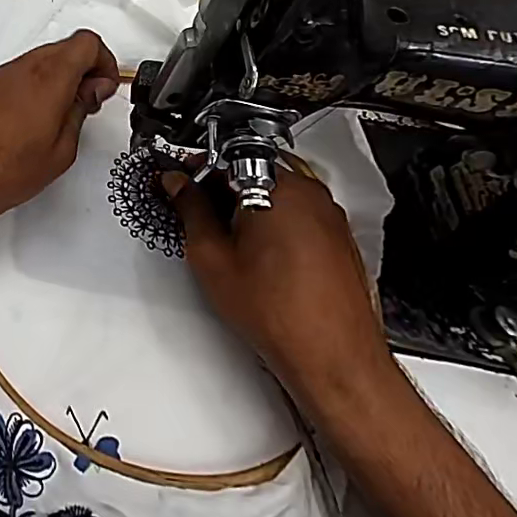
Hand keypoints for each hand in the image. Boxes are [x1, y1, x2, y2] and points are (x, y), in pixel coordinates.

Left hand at [0, 30, 120, 230]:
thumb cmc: (2, 170)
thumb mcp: (62, 149)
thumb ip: (82, 109)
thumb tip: (92, 91)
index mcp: (48, 78)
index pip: (87, 43)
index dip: (105, 62)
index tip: (105, 86)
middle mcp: (23, 69)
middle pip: (67, 47)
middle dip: (86, 69)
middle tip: (92, 100)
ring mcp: (3, 75)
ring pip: (45, 57)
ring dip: (63, 76)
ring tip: (67, 113)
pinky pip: (24, 71)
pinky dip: (40, 83)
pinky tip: (42, 115)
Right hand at [162, 167, 388, 394]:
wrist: (332, 359)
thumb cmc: (282, 315)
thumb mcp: (211, 257)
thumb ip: (189, 209)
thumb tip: (178, 186)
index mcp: (276, 187)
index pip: (224, 157)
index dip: (194, 169)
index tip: (179, 181)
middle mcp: (309, 194)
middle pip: (251, 171)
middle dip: (219, 189)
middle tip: (197, 214)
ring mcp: (329, 215)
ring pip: (274, 192)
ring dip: (246, 206)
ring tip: (229, 244)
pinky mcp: (338, 237)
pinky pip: (296, 213)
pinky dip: (272, 223)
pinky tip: (257, 258)